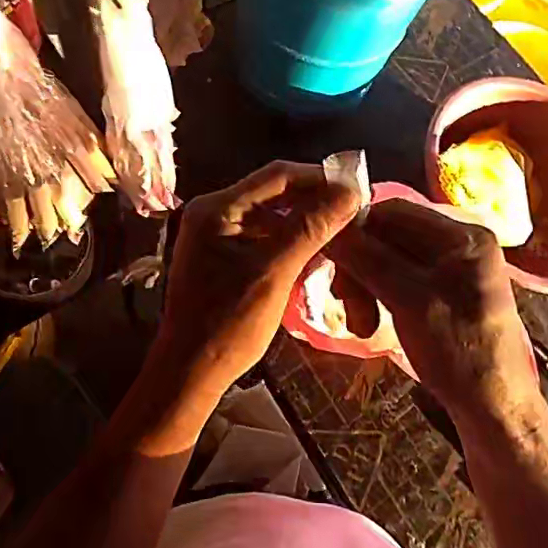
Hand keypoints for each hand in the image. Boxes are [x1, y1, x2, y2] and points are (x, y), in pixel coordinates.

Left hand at [158, 161, 363, 385]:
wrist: (189, 372)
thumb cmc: (227, 325)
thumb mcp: (274, 273)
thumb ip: (311, 228)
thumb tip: (350, 191)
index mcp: (216, 208)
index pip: (278, 175)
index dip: (321, 178)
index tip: (358, 190)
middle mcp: (212, 212)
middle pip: (274, 192)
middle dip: (315, 200)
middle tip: (354, 213)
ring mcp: (215, 233)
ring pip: (270, 215)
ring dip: (304, 222)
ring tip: (341, 233)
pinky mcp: (221, 254)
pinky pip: (262, 236)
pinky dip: (289, 241)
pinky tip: (314, 254)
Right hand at [328, 199, 540, 426]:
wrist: (493, 408)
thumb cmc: (458, 351)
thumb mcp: (409, 300)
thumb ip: (368, 258)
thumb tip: (330, 227)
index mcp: (463, 235)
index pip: (394, 210)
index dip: (357, 229)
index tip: (329, 255)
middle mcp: (458, 243)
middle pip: (388, 234)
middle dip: (360, 265)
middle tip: (343, 300)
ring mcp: (451, 268)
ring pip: (387, 258)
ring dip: (364, 284)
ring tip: (358, 321)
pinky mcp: (441, 292)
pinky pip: (397, 278)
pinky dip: (377, 295)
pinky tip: (369, 322)